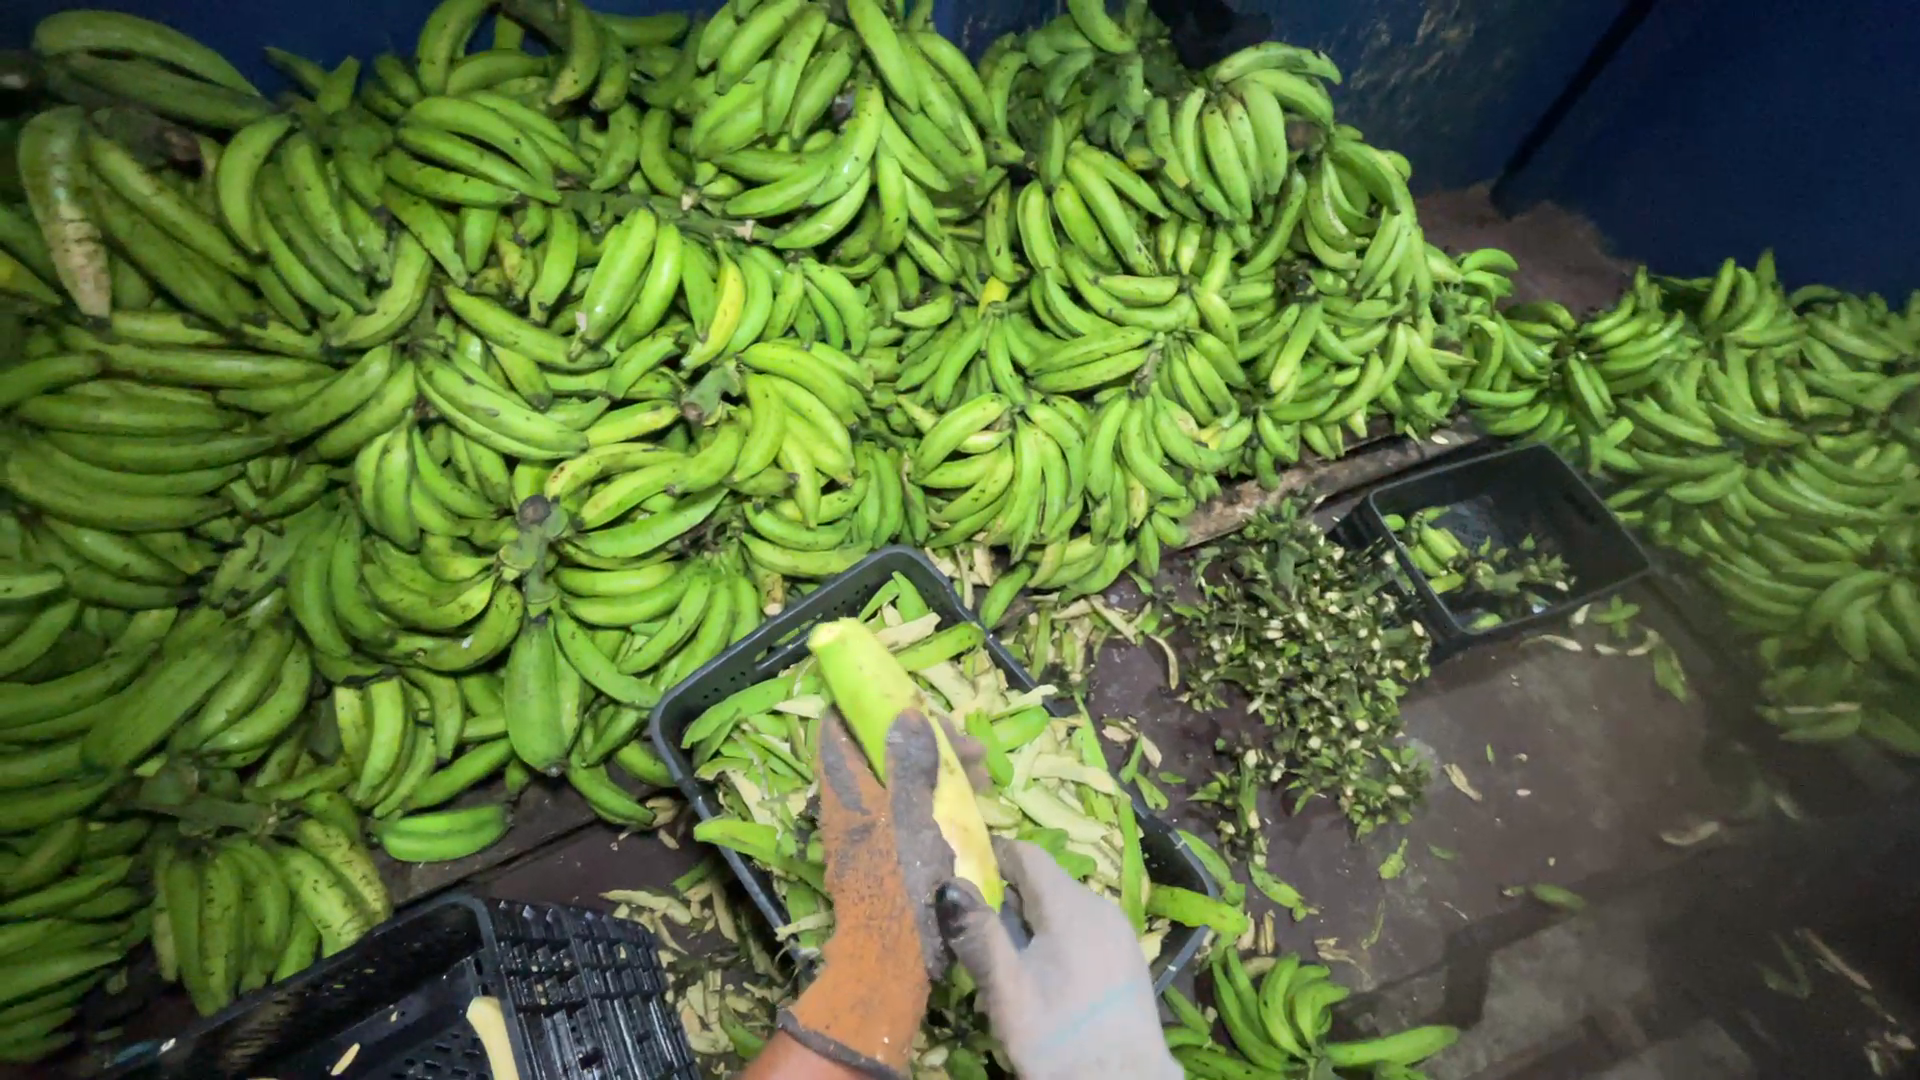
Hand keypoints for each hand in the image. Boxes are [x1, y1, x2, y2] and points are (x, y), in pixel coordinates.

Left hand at [777, 708, 953, 1077]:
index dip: (865, 702)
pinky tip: (974, 798)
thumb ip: (910, 759)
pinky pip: (910, 801)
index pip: (836, 724)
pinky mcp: (888, 844)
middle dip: (925, 735)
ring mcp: (869, 822)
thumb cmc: (900, 877)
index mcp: (844, 784)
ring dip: (941, 764)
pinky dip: (938, 792)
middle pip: (880, 746)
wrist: (893, 955)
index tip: (907, 697)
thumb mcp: (911, 811)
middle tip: (969, 745)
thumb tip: (907, 711)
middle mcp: (850, 798)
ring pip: (901, 774)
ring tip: (983, 773)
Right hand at [937, 840, 1181, 1079]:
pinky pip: (1085, 929)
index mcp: (1070, 905)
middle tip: (985, 933)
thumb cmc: (1058, 1039)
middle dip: (1011, 898)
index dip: (995, 857)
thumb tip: (951, 885)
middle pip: (1046, 881)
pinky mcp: (1128, 956)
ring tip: (1014, 963)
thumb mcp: (1007, 991)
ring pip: (1065, 906)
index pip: (1027, 854)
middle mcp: (1099, 905)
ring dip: (1034, 922)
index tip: (969, 875)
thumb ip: (979, 933)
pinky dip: (1060, 938)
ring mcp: (1119, 930)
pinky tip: (1049, 978)